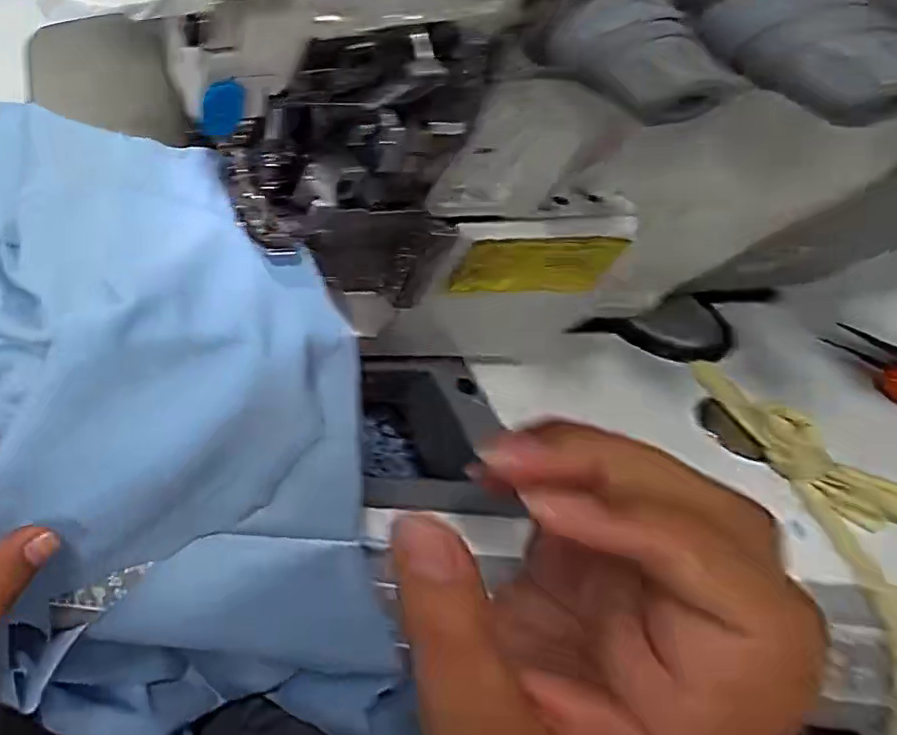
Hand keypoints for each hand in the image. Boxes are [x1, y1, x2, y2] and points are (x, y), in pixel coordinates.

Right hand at [392, 421, 826, 734]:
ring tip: (499, 454)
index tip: (543, 504)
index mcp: (711, 707)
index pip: (745, 601)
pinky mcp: (594, 580)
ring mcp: (650, 606)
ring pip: (664, 502)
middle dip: (613, 473)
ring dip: (582, 460)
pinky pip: (596, 506)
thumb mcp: (480, 721)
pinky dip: (550, 472)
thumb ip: (451, 633)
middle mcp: (703, 647)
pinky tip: (499, 472)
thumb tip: (418, 529)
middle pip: (716, 531)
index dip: (656, 532)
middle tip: (514, 458)